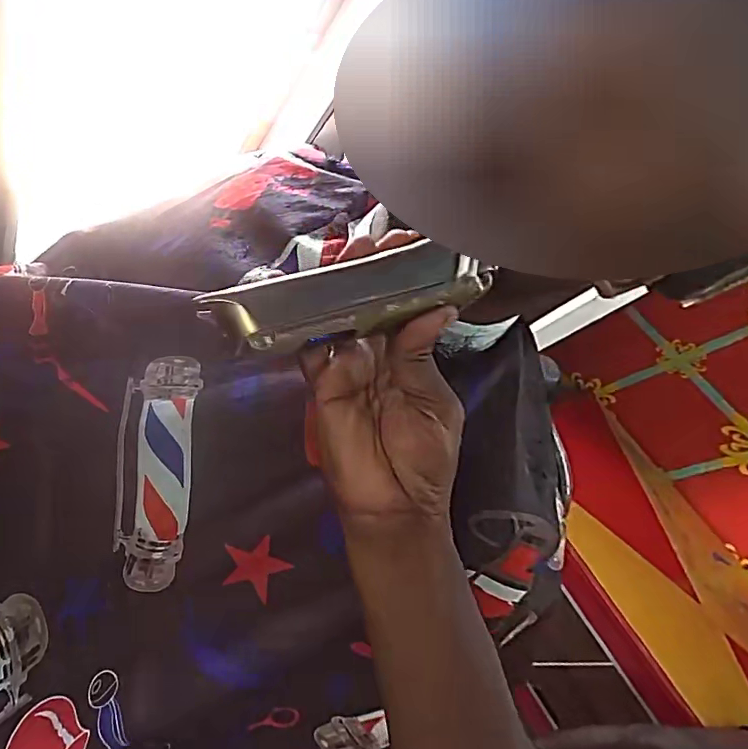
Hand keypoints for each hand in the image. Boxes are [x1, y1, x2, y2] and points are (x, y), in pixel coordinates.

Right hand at [302, 224, 462, 524]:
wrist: (394, 505)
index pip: (402, 307)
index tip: (410, 248)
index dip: (403, 278)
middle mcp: (374, 355)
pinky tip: (315, 299)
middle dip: (368, 273)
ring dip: (339, 290)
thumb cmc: (424, 459)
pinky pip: (313, 352)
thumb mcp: (435, 402)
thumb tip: (434, 308)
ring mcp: (344, 368)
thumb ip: (421, 356)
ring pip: (337, 320)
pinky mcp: (321, 386)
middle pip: (366, 305)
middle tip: (374, 244)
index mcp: (407, 355)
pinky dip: (312, 327)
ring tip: (346, 258)